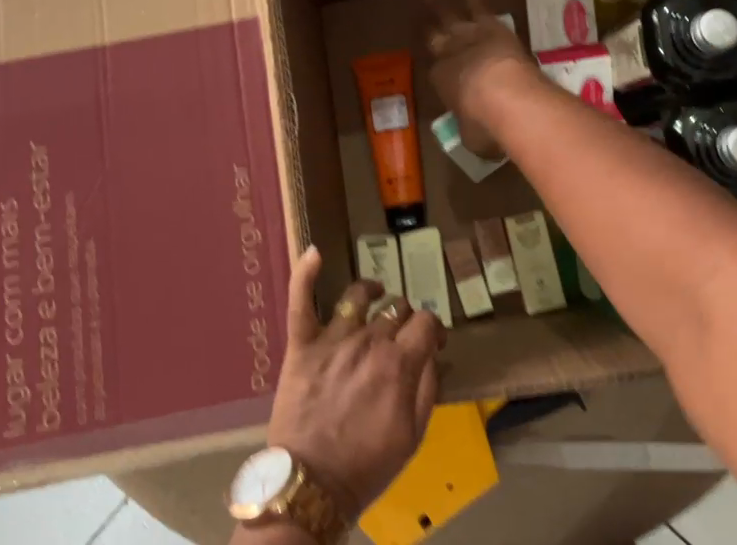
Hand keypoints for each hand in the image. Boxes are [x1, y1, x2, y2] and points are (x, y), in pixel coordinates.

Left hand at [268, 247, 445, 515]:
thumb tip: (435, 356)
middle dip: (404, 319)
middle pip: (395, 310)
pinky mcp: (300, 345)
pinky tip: (314, 252)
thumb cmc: (366, 465)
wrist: (310, 484)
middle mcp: (368, 341)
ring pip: (357, 297)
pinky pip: (302, 301)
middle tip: (402, 337)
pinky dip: (306, 273)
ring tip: (376, 295)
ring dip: (371, 293)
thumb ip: (428, 389)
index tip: (432, 344)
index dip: (433, 330)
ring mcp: (332, 339)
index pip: (426, 322)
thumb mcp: (413, 435)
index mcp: (399, 363)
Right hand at [426, 0, 540, 159]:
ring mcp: (470, 37)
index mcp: (440, 82)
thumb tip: (476, 135)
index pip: (436, 73)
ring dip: (442, 8)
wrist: (505, 95)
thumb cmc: (485, 124)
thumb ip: (472, 129)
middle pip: (435, 38)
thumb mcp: (473, 136)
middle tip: (418, 16)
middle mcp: (450, 55)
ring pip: (452, 18)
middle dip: (428, 29)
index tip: (438, 69)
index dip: (438, 71)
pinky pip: (480, 8)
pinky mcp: (493, 27)